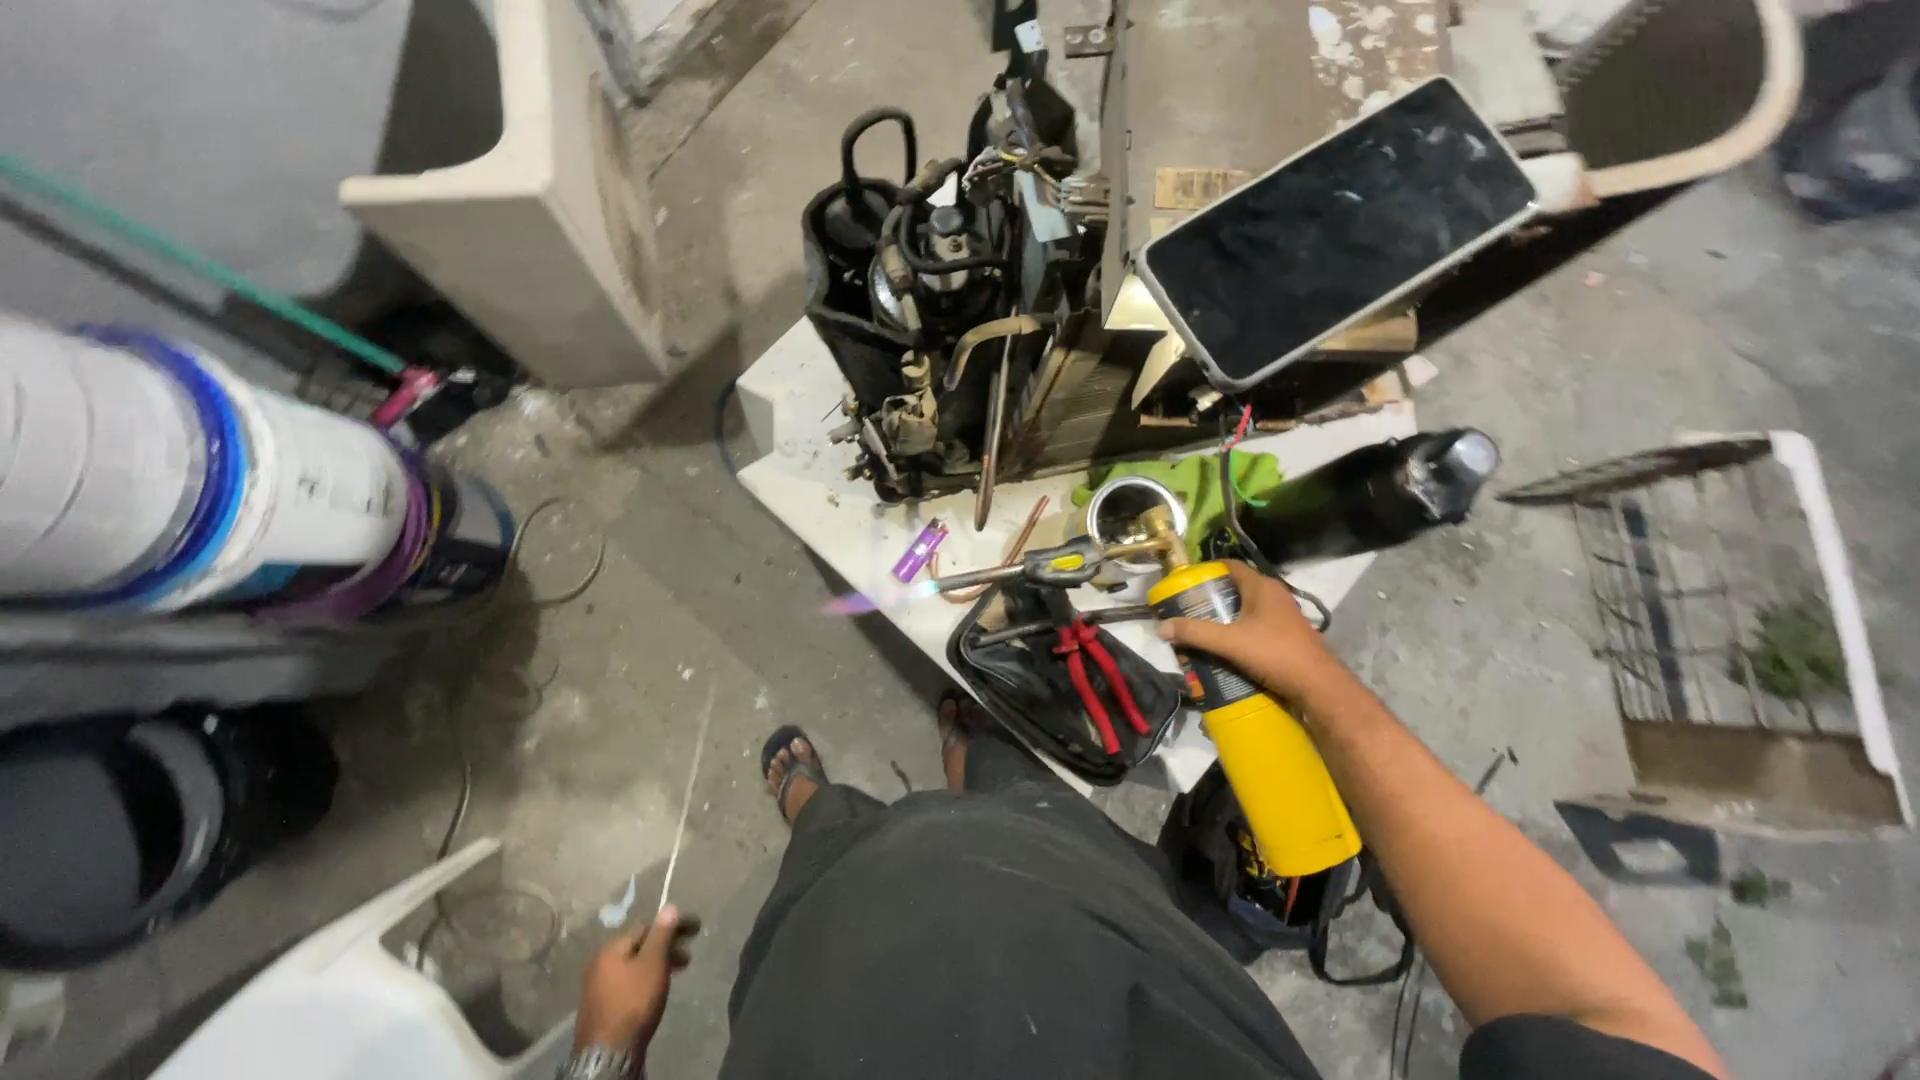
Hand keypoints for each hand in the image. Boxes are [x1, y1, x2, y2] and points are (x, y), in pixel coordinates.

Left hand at [574, 905, 698, 1054]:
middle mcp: (599, 961)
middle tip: (688, 957)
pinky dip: (645, 977)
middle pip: (639, 945)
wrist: (609, 1051)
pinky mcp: (601, 1004)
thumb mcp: (653, 964)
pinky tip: (655, 988)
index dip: (673, 926)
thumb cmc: (634, 1001)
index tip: (695, 931)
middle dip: (666, 947)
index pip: (646, 927)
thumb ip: (662, 934)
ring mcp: (597, 984)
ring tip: (676, 973)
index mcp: (611, 948)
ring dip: (657, 963)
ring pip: (634, 964)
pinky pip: (628, 979)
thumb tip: (670, 906)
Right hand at [1156, 561, 1346, 702]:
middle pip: (1237, 588)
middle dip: (1213, 597)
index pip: (1231, 566)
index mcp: (1262, 587)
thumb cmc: (1275, 654)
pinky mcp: (1288, 634)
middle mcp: (1275, 595)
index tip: (1186, 581)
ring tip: (1203, 628)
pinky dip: (1241, 630)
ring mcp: (1284, 615)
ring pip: (1248, 608)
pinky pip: (1258, 625)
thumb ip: (1195, 633)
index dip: (1207, 570)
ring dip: (1227, 616)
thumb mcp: (1229, 643)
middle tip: (1188, 608)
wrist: (1318, 685)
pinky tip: (1227, 646)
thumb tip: (1161, 627)